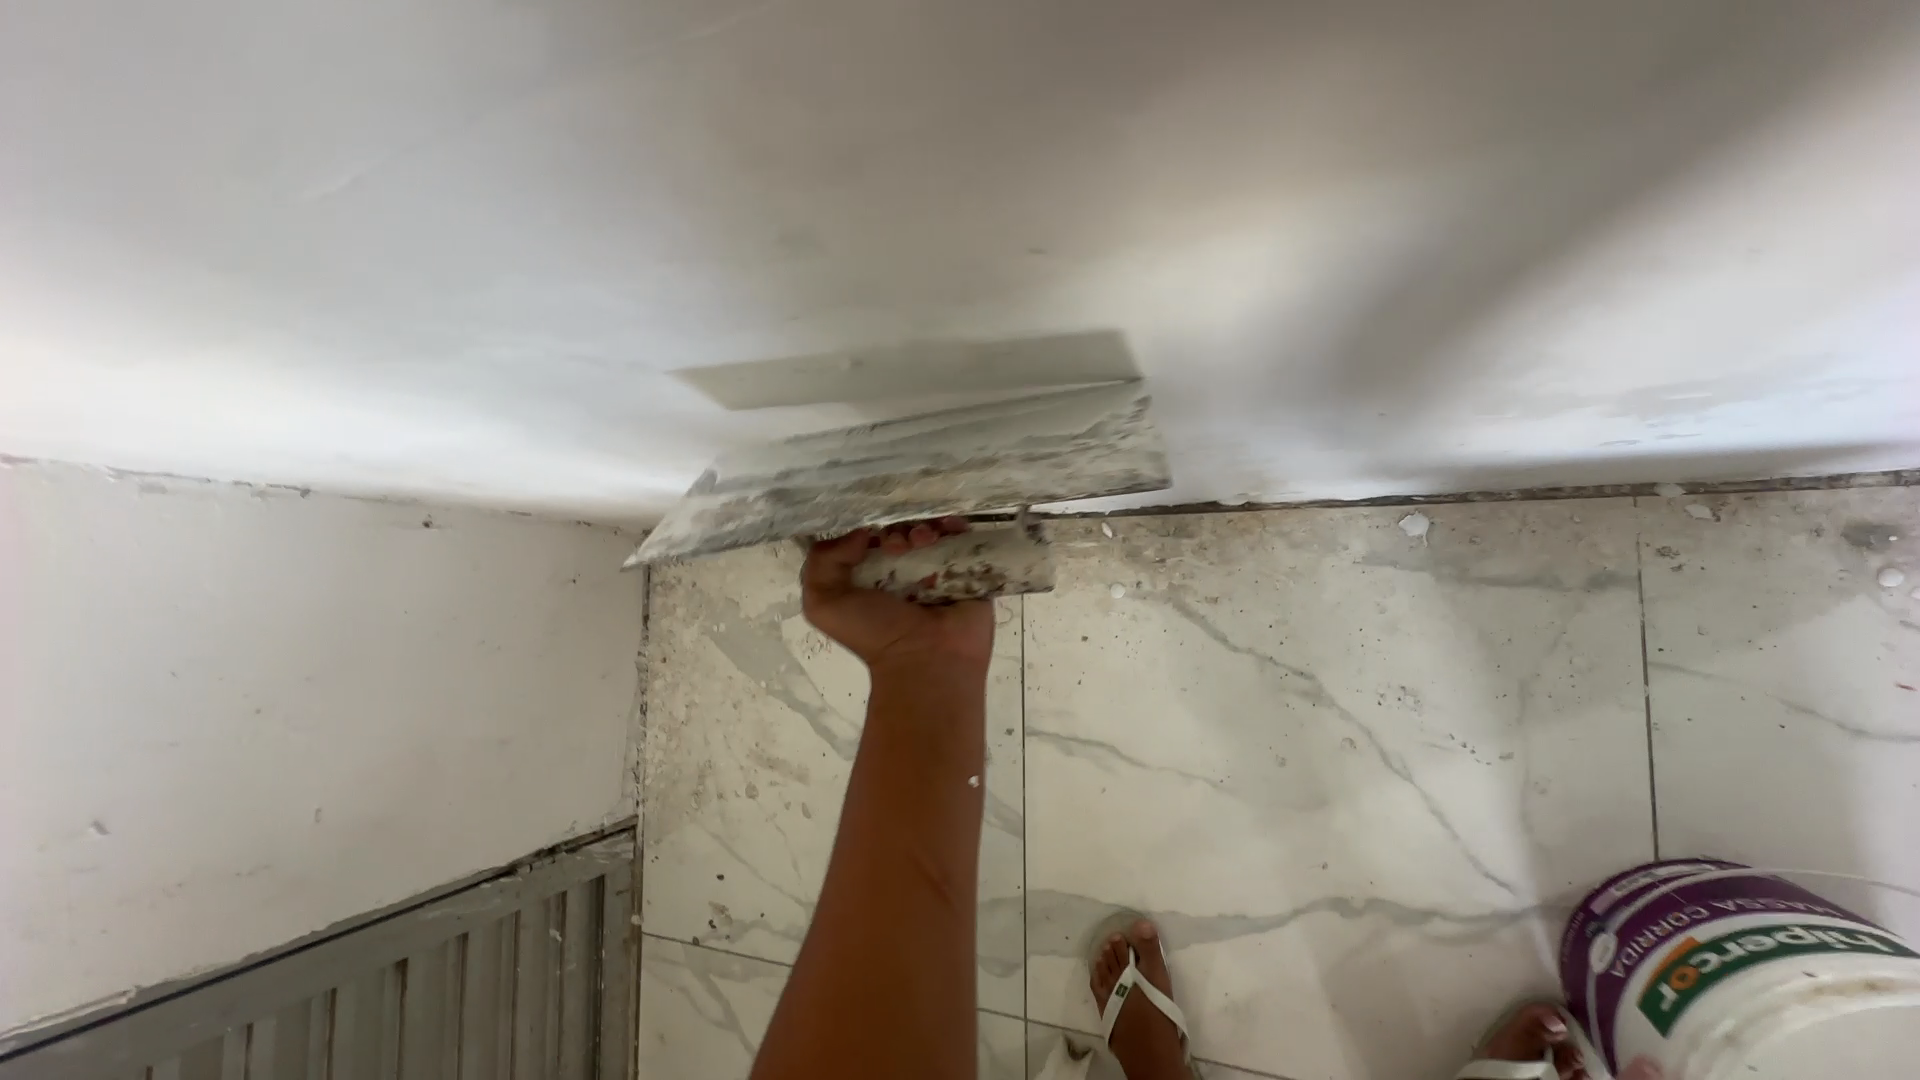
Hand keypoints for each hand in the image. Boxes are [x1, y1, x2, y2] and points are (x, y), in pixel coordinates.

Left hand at [802, 519, 995, 672]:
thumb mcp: (823, 604)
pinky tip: (948, 529)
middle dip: (897, 530)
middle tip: (898, 547)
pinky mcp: (967, 570)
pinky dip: (955, 526)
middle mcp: (903, 571)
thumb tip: (861, 533)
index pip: (869, 536)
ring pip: (931, 530)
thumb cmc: (874, 633)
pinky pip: (962, 536)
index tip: (871, 536)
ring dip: (925, 527)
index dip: (869, 528)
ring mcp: (936, 569)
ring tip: (923, 542)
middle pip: (901, 531)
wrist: (925, 659)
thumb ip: (822, 561)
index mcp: (870, 576)